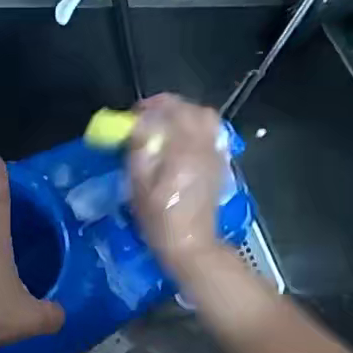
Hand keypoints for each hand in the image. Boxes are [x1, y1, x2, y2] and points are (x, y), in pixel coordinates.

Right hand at [128, 93, 229, 267]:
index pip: (171, 109)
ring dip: (184, 117)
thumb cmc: (159, 219)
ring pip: (206, 120)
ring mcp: (216, 155)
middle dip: (168, 108)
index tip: (132, 116)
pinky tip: (181, 145)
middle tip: (147, 120)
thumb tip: (137, 124)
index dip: (149, 107)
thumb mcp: (138, 185)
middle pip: (192, 110)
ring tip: (165, 129)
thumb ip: (139, 149)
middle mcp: (205, 146)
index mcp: (184, 148)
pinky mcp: (219, 166)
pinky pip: (212, 136)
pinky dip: (196, 131)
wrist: (191, 246)